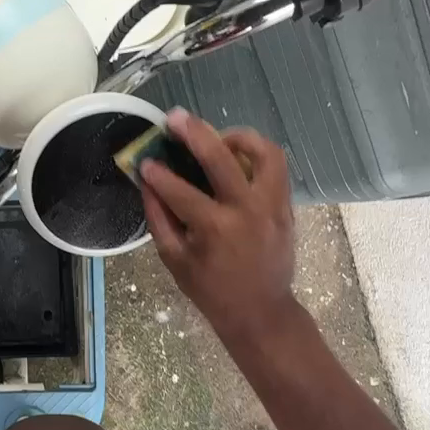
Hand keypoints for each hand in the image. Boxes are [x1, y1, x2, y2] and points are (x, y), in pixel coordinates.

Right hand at [139, 110, 299, 346]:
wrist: (261, 311)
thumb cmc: (211, 290)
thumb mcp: (174, 259)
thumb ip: (159, 218)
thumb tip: (147, 183)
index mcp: (215, 228)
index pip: (180, 190)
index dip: (157, 174)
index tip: (144, 162)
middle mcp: (248, 210)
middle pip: (221, 158)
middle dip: (194, 133)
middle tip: (175, 118)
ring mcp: (273, 205)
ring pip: (264, 152)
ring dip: (238, 137)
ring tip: (216, 136)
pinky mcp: (286, 206)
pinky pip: (275, 166)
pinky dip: (256, 154)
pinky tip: (236, 156)